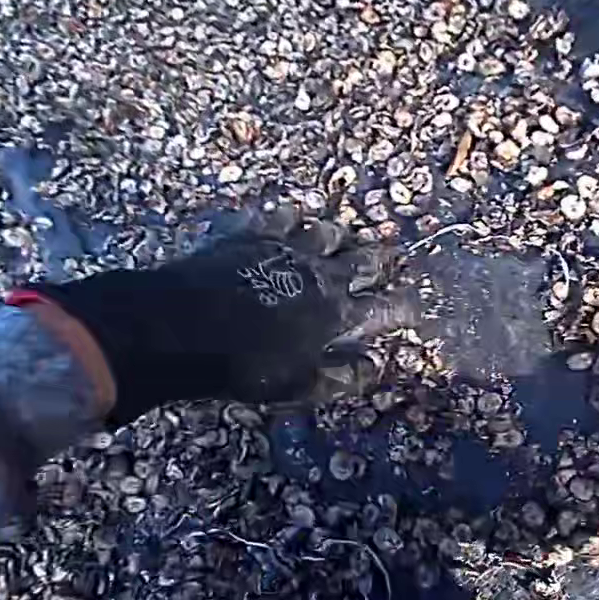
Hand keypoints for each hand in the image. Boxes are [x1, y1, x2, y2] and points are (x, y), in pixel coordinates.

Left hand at [16, 211, 405, 424]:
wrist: (183, 328)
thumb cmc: (244, 366)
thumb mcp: (299, 385)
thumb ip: (343, 375)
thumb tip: (377, 365)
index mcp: (336, 313)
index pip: (385, 308)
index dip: (403, 307)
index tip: (415, 306)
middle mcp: (319, 273)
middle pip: (361, 260)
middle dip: (379, 261)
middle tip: (389, 258)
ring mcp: (283, 248)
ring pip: (324, 231)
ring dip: (337, 234)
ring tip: (342, 235)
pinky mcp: (249, 233)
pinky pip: (277, 214)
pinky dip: (288, 215)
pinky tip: (289, 214)